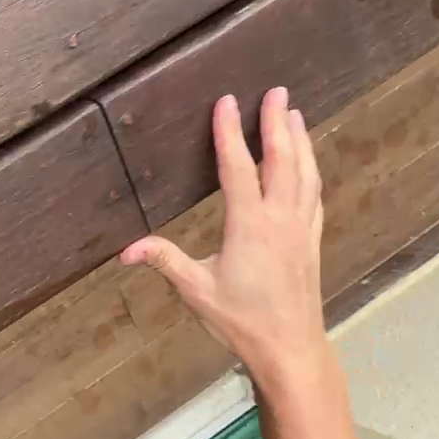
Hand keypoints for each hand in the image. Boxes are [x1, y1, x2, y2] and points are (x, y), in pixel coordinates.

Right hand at [120, 88, 332, 392]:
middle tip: (277, 92)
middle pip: (283, 162)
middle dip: (277, 124)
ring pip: (306, 174)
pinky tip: (309, 163)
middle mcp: (281, 220)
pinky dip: (312, 171)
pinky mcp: (311, 241)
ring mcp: (301, 229)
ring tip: (295, 114)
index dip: (230, 134)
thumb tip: (123, 249)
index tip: (227, 103)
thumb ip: (163, 260)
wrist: (290, 346)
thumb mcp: (194, 289)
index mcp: (250, 226)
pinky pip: (314, 195)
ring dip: (300, 141)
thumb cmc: (239, 318)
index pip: (239, 169)